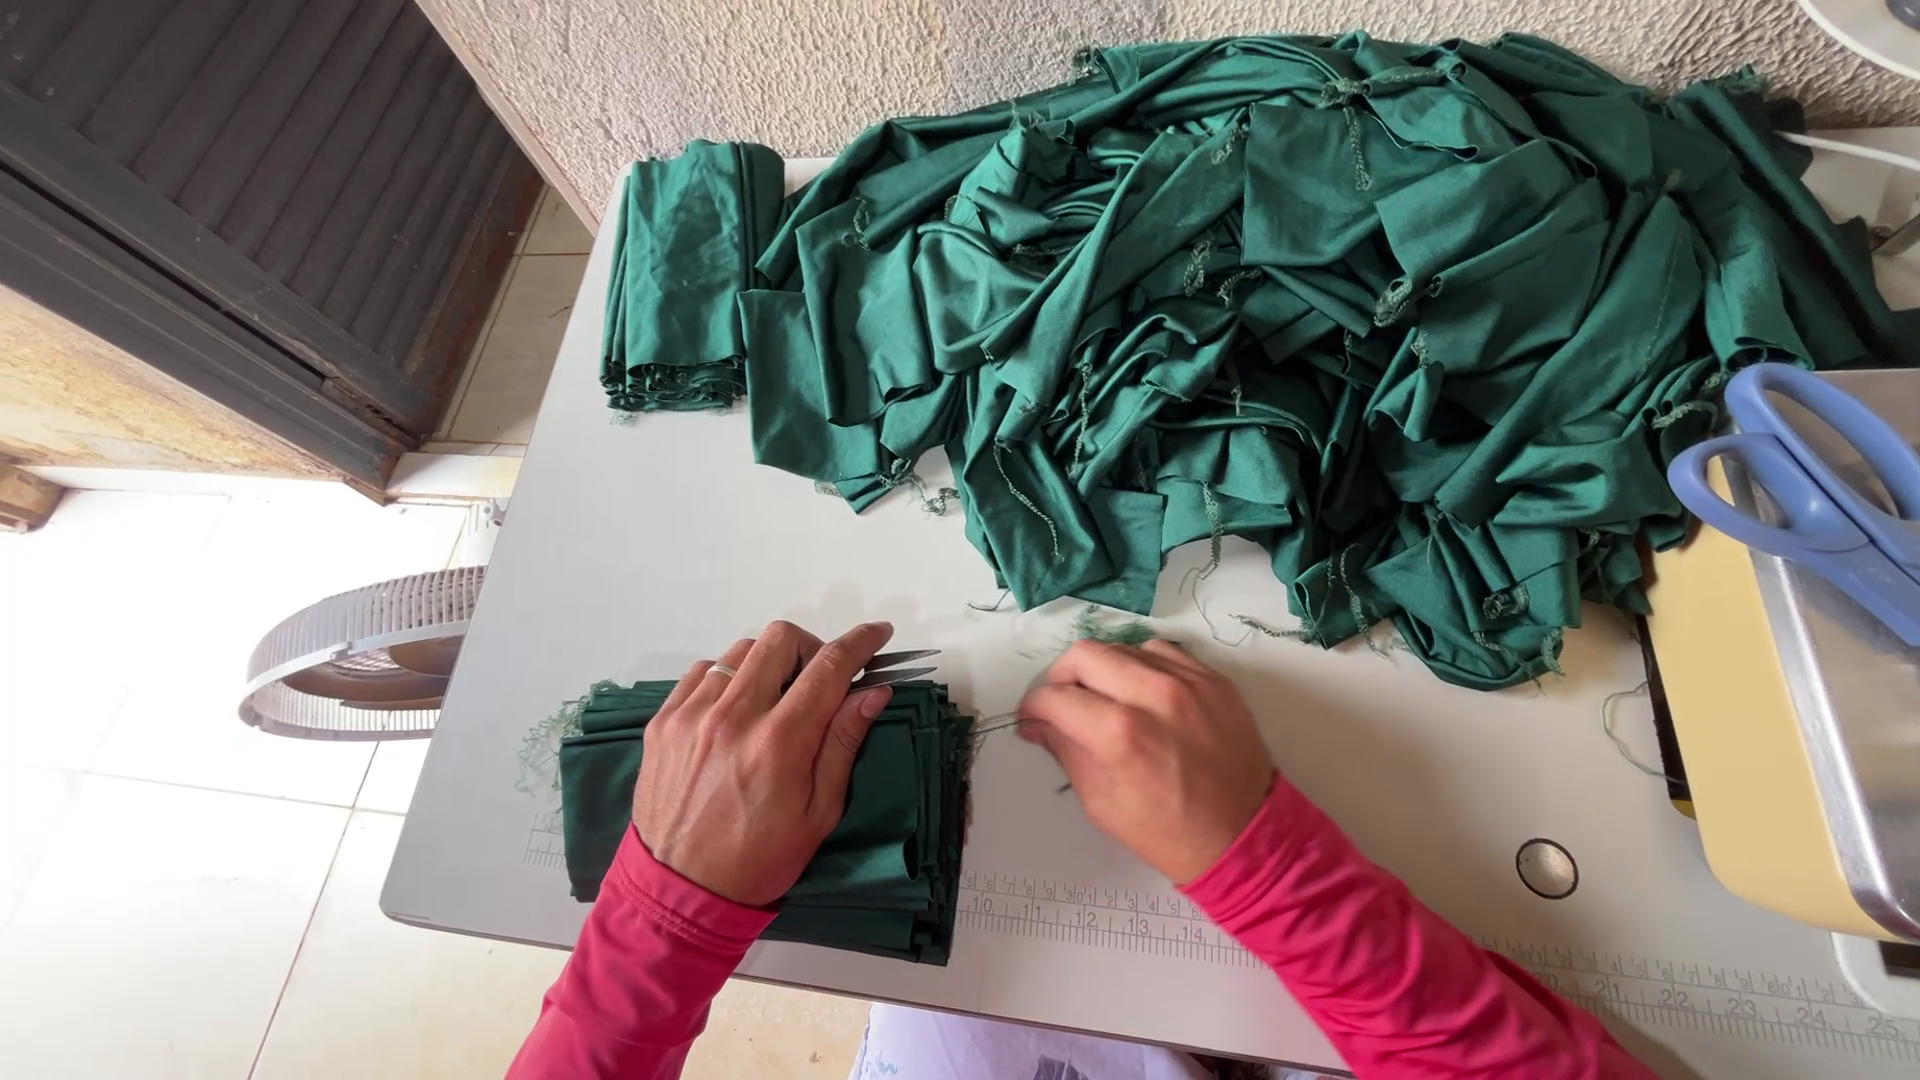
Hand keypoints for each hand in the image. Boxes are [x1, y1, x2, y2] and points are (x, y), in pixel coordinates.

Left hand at [632, 620, 895, 905]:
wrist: (678, 894)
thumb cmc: (760, 858)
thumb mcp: (819, 812)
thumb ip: (843, 743)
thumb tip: (873, 691)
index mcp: (779, 742)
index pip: (829, 666)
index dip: (861, 642)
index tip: (878, 633)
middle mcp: (733, 716)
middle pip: (782, 639)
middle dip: (812, 648)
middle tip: (819, 682)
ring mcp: (691, 715)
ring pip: (742, 650)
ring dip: (770, 663)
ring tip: (775, 699)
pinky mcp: (663, 722)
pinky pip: (704, 671)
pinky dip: (729, 678)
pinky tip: (736, 711)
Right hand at [1016, 640, 1274, 884]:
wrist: (1247, 839)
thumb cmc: (1168, 832)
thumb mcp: (1101, 803)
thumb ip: (1066, 751)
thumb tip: (1038, 724)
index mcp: (1120, 734)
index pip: (1055, 696)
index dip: (1033, 706)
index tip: (1031, 717)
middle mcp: (1152, 696)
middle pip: (1083, 655)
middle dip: (1060, 676)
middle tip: (1062, 702)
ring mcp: (1188, 683)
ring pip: (1121, 647)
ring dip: (1101, 669)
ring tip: (1103, 698)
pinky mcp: (1214, 680)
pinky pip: (1162, 652)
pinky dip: (1141, 666)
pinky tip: (1142, 692)